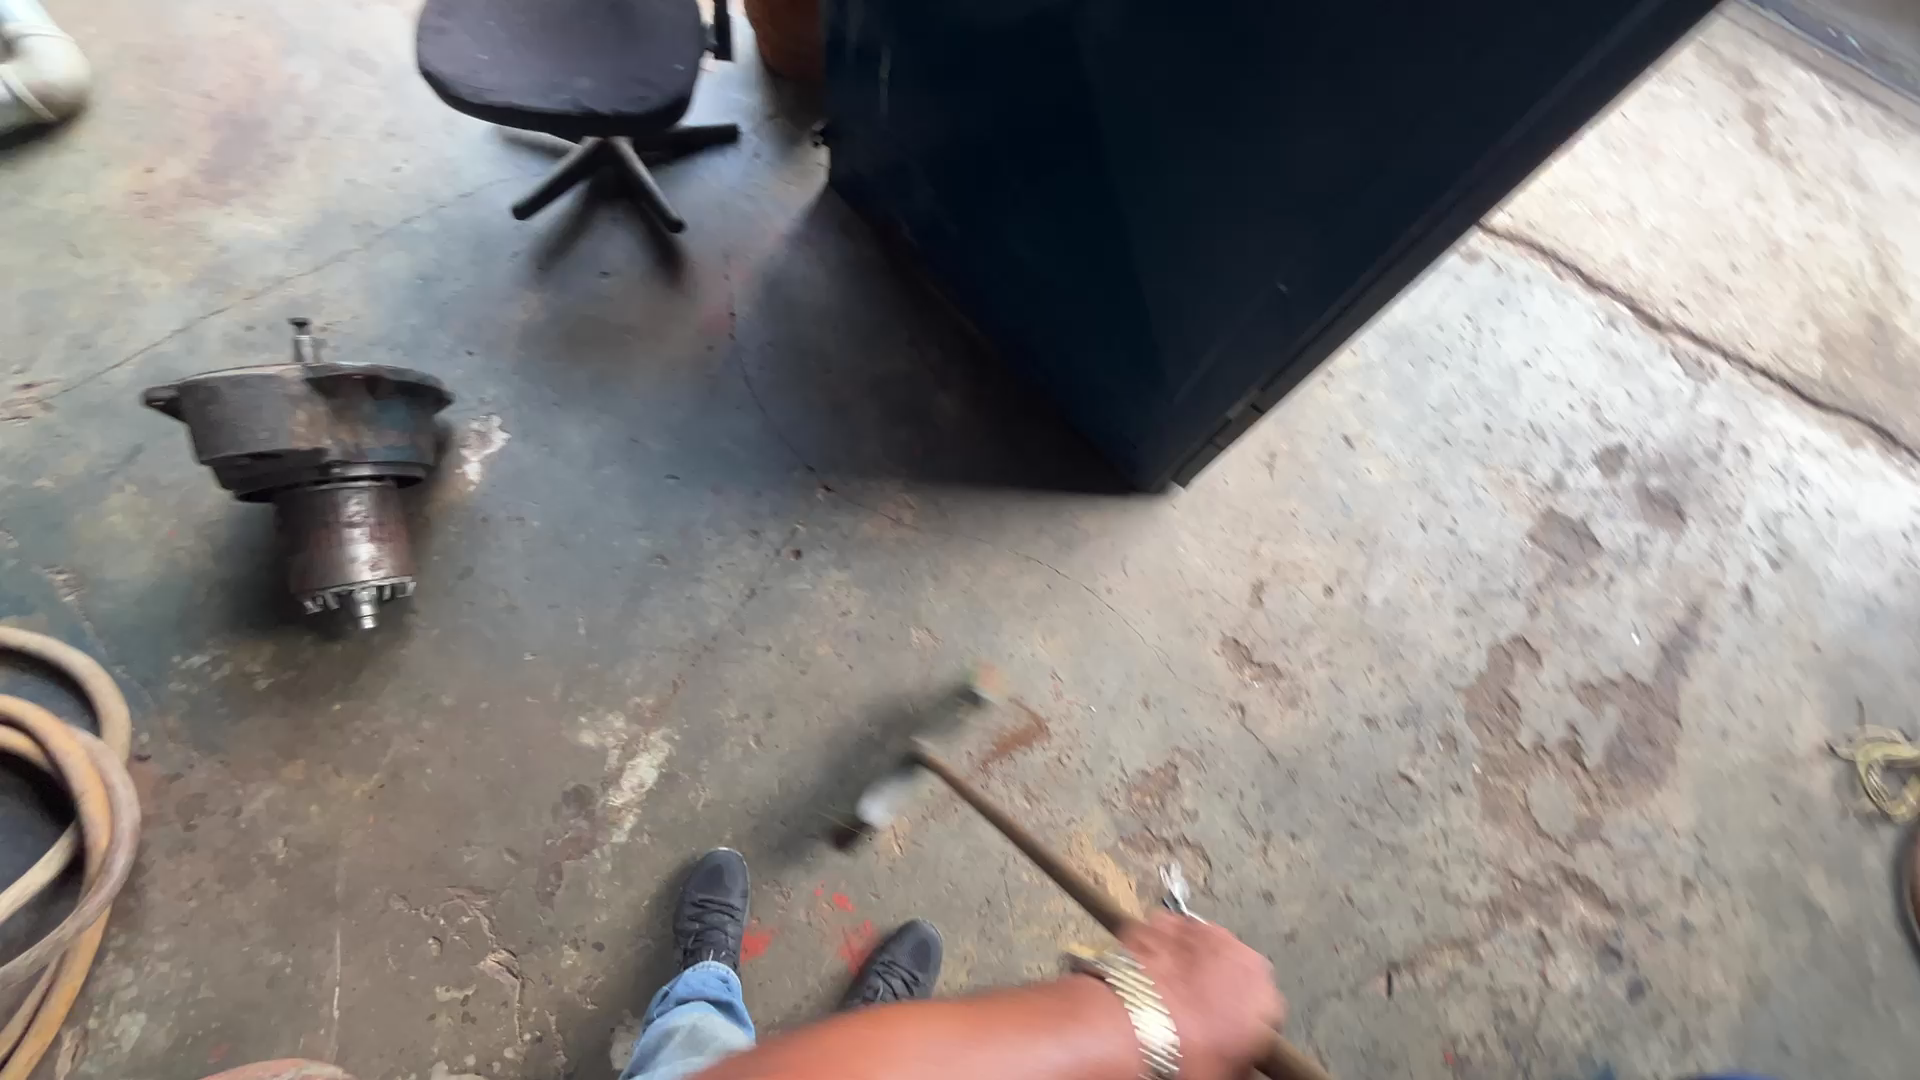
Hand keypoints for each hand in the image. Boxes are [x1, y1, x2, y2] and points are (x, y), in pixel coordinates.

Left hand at [1118, 913, 1285, 1079]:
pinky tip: (1151, 969)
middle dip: (1218, 978)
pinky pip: (1168, 931)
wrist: (1142, 1025)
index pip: (1263, 1002)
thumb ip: (1246, 1048)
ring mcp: (1199, 929)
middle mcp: (1238, 951)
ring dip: (1190, 957)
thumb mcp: (1233, 1068)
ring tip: (1171, 986)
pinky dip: (1162, 944)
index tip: (1230, 1026)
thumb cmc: (1192, 1055)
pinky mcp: (1164, 920)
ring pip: (1200, 942)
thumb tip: (1238, 1053)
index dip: (1244, 1014)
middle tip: (1198, 1005)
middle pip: (1232, 963)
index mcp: (1265, 991)